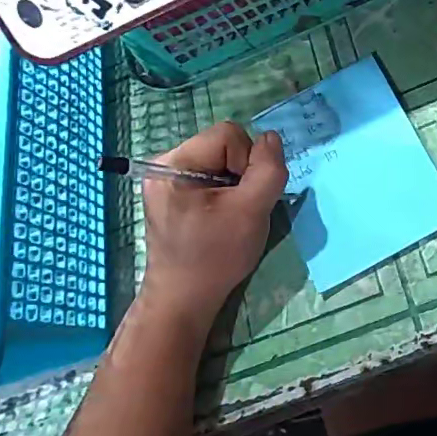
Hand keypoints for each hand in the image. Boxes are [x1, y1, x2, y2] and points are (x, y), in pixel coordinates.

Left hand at [138, 122, 288, 334]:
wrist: (183, 301)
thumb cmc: (215, 256)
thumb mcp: (251, 210)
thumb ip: (268, 169)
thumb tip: (271, 139)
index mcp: (174, 162)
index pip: (228, 134)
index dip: (247, 161)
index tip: (244, 197)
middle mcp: (165, 164)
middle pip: (223, 146)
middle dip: (241, 173)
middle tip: (239, 209)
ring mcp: (166, 181)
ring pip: (220, 162)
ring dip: (235, 185)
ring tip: (230, 217)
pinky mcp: (173, 197)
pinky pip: (210, 178)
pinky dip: (224, 194)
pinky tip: (221, 220)